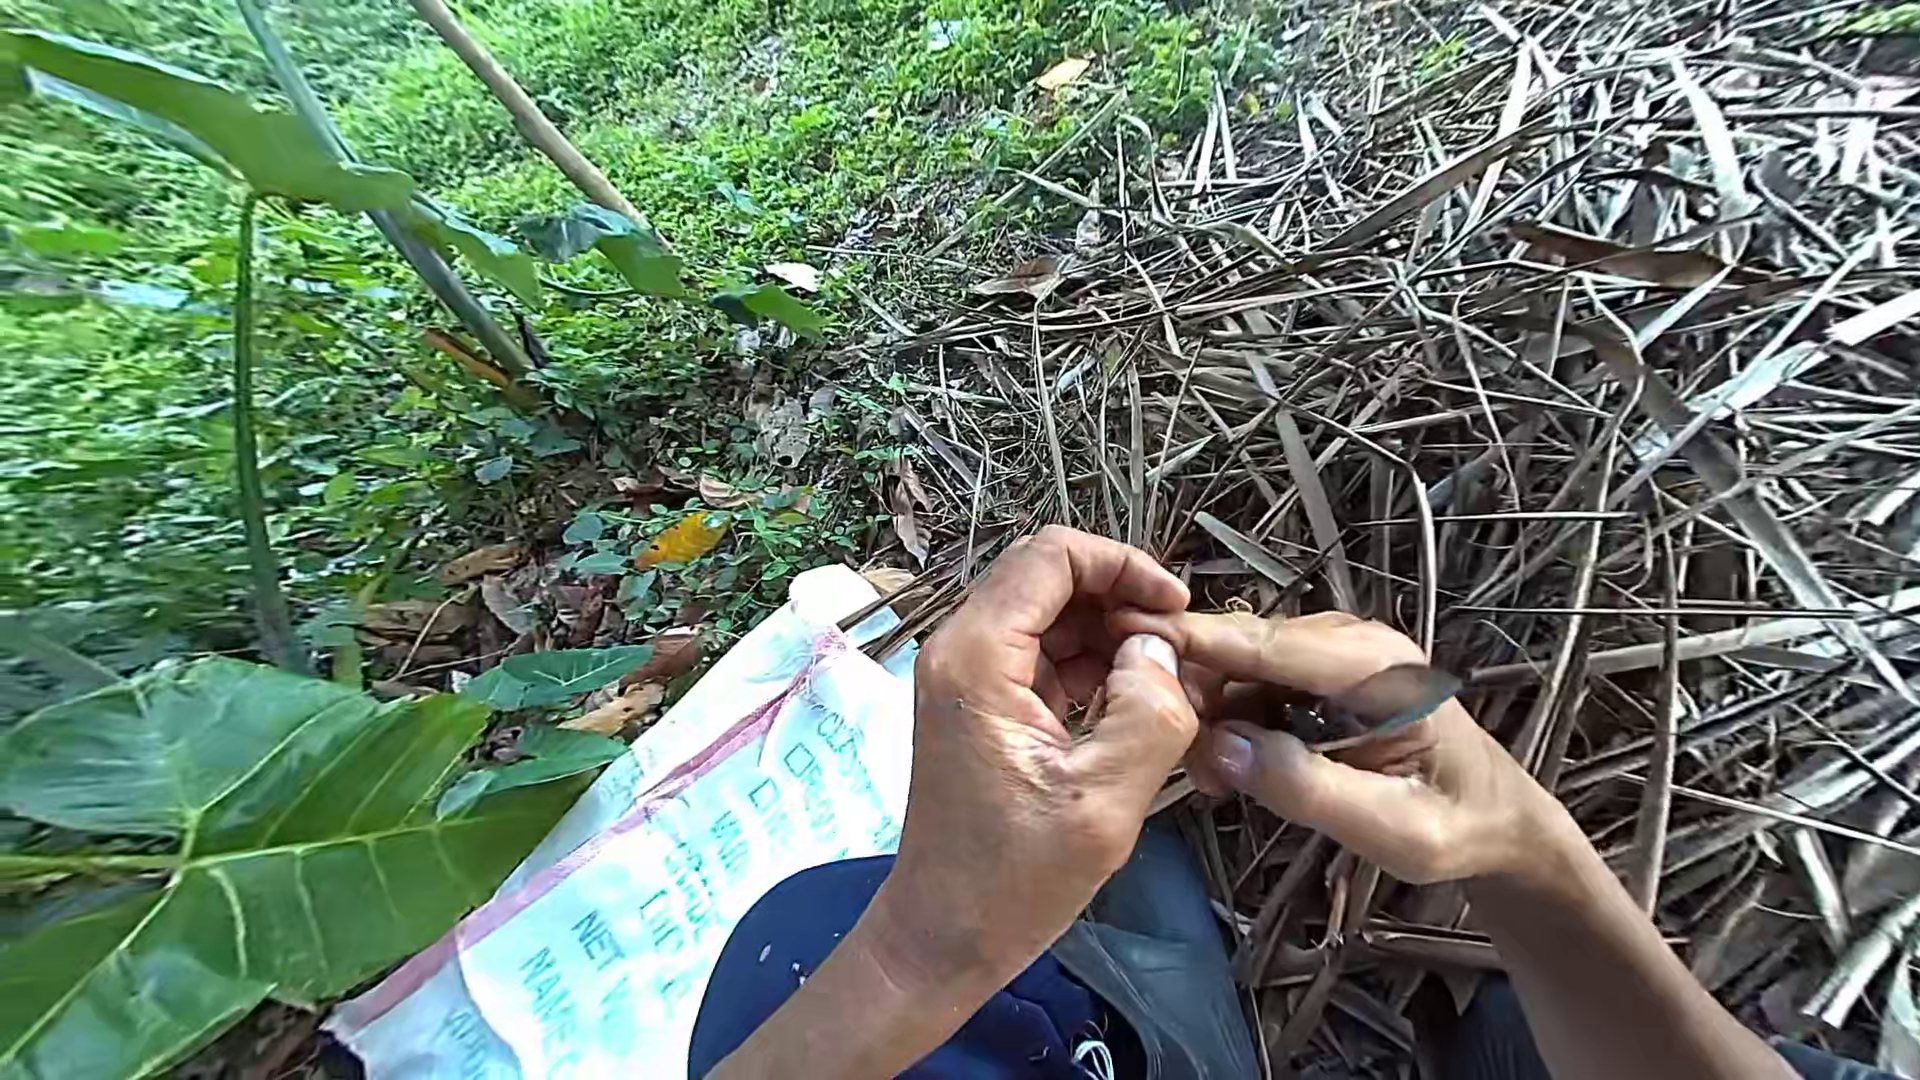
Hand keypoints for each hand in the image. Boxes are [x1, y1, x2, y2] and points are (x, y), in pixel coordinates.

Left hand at [871, 526, 1196, 987]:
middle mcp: (961, 645)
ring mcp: (968, 668)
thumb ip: (1149, 712)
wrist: (942, 931)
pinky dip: (1089, 659)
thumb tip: (1158, 647)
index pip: (1051, 555)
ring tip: (1163, 675)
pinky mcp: (982, 694)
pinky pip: (1042, 650)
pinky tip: (1131, 692)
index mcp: (976, 654)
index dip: (1122, 564)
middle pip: (1047, 575)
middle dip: (1118, 595)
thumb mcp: (1102, 803)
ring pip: (1048, 610)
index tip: (1175, 606)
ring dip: (1108, 629)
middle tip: (1173, 645)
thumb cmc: (1012, 879)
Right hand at [1110, 609, 1568, 884]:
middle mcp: (1341, 639)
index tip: (1125, 628)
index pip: (1263, 643)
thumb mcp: (1398, 833)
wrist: (1494, 816)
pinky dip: (1222, 716)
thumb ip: (1309, 788)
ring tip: (1208, 773)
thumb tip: (1221, 748)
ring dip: (1205, 710)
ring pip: (1233, 663)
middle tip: (1174, 750)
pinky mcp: (1305, 668)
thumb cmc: (1459, 825)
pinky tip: (1226, 759)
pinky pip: (1243, 680)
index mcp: (1373, 664)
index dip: (1192, 637)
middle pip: (1238, 647)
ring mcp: (1321, 649)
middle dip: (1192, 688)